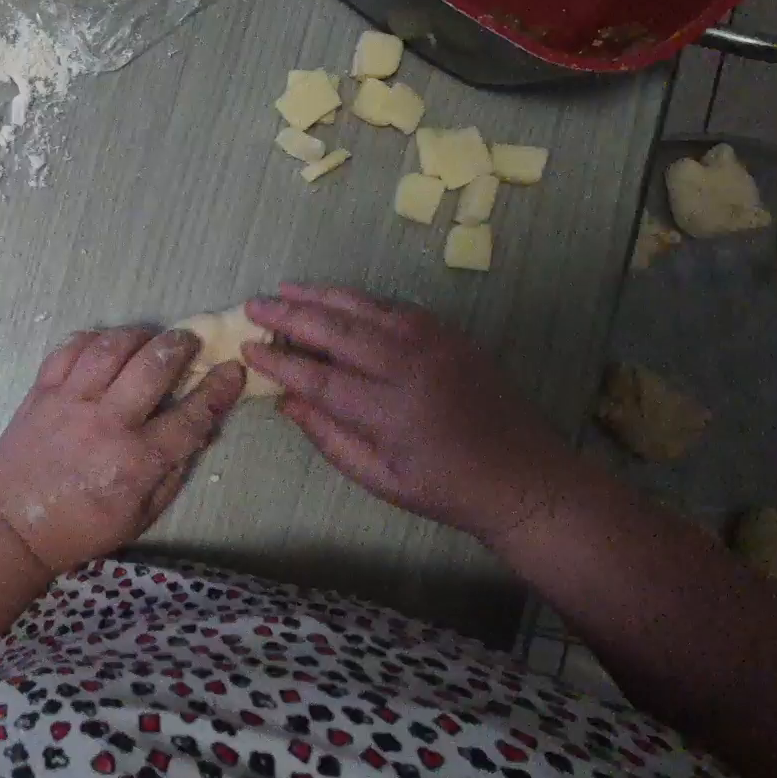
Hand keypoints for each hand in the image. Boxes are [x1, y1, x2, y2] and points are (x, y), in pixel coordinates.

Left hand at [0, 327, 246, 574]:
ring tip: (149, 336)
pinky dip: (90, 339)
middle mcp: (106, 422)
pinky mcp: (41, 392)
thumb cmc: (80, 527)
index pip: (191, 416)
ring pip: (109, 348)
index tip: (233, 369)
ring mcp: (70, 402)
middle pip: (152, 367)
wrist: (13, 523)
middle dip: (179, 346)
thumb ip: (172, 473)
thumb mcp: (140, 517)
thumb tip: (201, 433)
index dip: (218, 389)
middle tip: (189, 340)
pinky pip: (68, 351)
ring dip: (136, 334)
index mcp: (136, 460)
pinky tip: (104, 342)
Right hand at [241, 284, 592, 546]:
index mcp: (391, 412)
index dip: (278, 361)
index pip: (317, 377)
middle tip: (253, 306)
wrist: (530, 479)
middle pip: (336, 330)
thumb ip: (326, 436)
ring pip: (364, 308)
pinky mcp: (451, 335)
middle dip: (289, 316)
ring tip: (283, 290)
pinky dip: (356, 300)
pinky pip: (393, 307)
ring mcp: (435, 345)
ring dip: (319, 296)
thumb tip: (284, 398)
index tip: (246, 349)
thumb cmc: (446, 488)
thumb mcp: (377, 477)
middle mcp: (410, 369)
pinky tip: (332, 298)